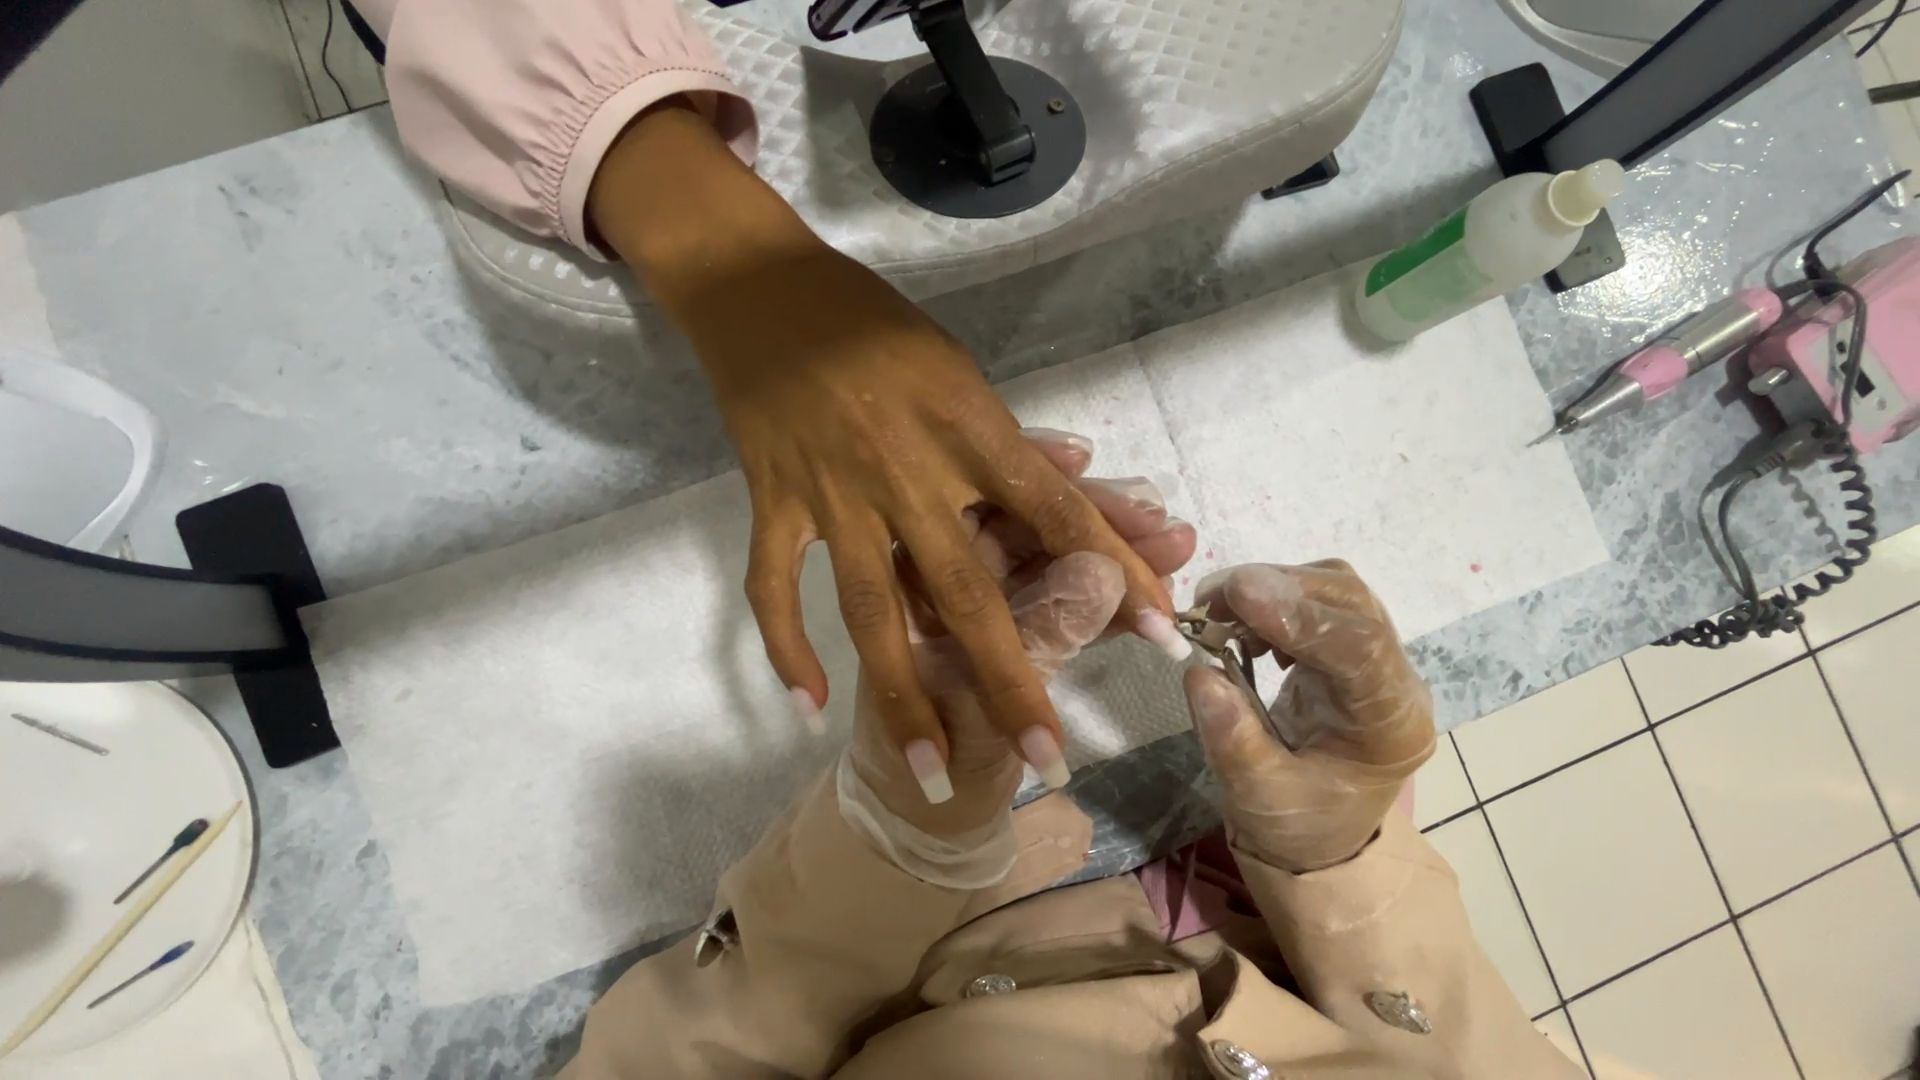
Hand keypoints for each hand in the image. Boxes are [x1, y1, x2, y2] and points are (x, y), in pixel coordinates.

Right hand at [589, 106, 1184, 797]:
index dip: (1115, 573)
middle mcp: (904, 470)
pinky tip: (811, 707)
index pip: (1057, 512)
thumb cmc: (877, 322)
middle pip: (967, 589)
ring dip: (902, 698)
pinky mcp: (769, 501)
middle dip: (1011, 679)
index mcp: (967, 425)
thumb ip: (1012, 439)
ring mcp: (831, 493)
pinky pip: (772, 589)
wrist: (759, 286)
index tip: (1161, 634)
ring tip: (933, 771)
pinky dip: (786, 649)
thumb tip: (1079, 473)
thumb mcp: (961, 369)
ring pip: (870, 611)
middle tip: (1048, 758)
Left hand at [851, 434, 1197, 838]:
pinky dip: (1111, 592)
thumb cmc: (914, 760)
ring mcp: (989, 596)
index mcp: (913, 569)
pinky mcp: (1021, 624)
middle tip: (1162, 517)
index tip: (1109, 486)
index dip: (1049, 497)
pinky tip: (1154, 579)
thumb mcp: (969, 700)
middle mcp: (948, 567)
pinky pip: (1068, 596)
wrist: (912, 820)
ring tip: (1177, 539)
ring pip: (1054, 556)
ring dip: (1115, 549)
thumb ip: (1035, 639)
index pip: (986, 510)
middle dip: (1098, 520)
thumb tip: (1100, 576)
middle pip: (1027, 523)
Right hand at [1182, 561, 1434, 872]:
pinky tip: (1241, 625)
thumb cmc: (1296, 824)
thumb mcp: (1257, 795)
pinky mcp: (1347, 646)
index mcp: (1390, 726)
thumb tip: (1199, 671)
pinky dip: (1272, 598)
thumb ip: (1232, 738)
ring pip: (1335, 590)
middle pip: (1352, 604)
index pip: (1362, 650)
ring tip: (1218, 612)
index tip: (1239, 595)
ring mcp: (1375, 658)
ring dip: (1272, 587)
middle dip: (1279, 588)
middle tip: (1212, 600)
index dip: (1301, 617)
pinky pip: (1316, 599)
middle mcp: (1396, 681)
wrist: (1316, 832)